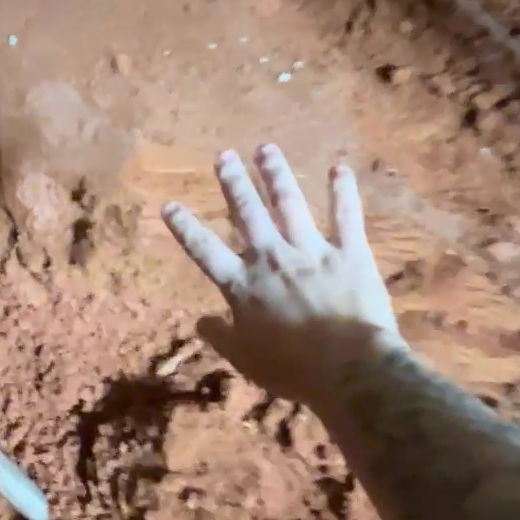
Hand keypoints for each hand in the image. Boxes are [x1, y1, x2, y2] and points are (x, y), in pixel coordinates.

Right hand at [162, 145, 405, 404]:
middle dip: (234, 183)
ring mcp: (311, 251)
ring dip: (277, 175)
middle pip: (247, 214)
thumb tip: (202, 321)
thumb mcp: (244, 359)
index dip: (185, 227)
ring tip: (266, 150)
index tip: (170, 205)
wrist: (348, 368)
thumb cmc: (290, 369)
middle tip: (223, 156)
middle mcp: (272, 259)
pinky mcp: (349, 253)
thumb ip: (221, 336)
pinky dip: (342, 191)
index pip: (205, 250)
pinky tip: (339, 169)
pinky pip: (345, 216)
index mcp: (243, 286)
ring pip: (289, 204)